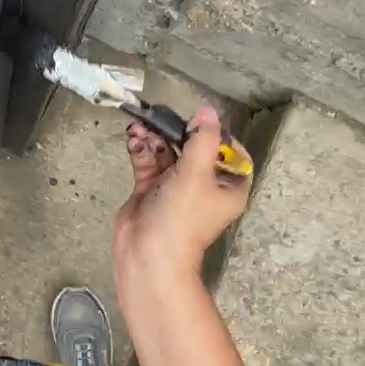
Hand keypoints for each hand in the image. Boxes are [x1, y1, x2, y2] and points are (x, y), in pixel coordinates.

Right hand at [112, 106, 251, 283]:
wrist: (146, 254)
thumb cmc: (181, 216)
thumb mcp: (196, 174)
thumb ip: (202, 140)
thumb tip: (208, 111)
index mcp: (226, 186)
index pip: (231, 153)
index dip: (217, 135)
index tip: (199, 123)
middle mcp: (203, 185)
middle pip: (194, 147)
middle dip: (175, 131)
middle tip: (159, 116)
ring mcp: (175, 186)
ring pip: (167, 152)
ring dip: (153, 137)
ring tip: (139, 126)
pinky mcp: (150, 188)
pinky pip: (148, 161)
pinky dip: (141, 148)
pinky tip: (132, 138)